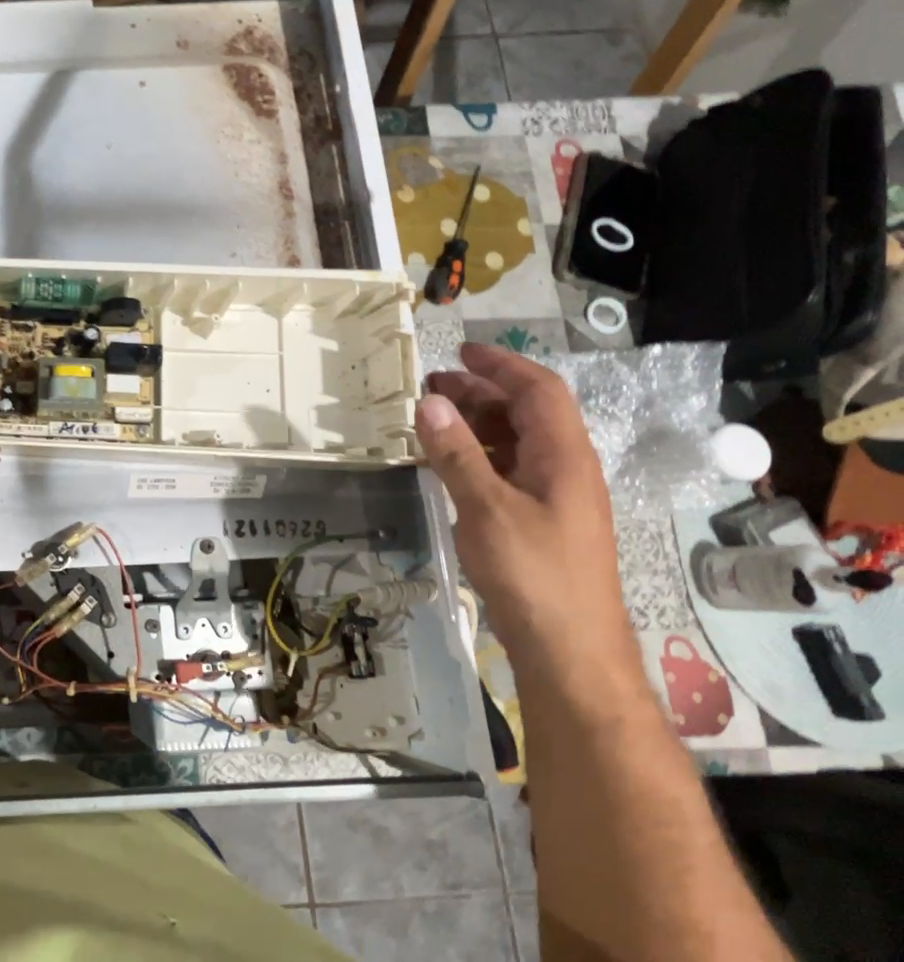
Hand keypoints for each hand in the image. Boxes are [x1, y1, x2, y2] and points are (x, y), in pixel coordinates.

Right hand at [417, 343, 626, 651]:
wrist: (569, 647)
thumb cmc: (533, 573)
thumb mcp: (486, 509)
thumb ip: (457, 455)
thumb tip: (429, 403)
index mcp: (564, 456)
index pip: (538, 391)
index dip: (501, 366)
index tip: (460, 352)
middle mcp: (566, 468)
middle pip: (526, 413)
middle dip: (481, 393)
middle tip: (430, 387)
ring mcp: (556, 497)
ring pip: (516, 443)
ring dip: (477, 425)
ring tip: (431, 420)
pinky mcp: (541, 523)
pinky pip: (509, 472)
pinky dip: (478, 457)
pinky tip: (448, 465)